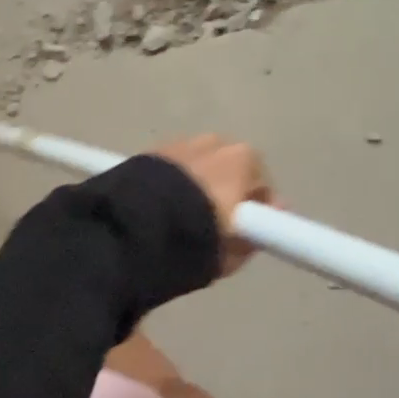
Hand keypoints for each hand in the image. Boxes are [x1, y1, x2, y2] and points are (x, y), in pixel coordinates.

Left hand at [153, 135, 274, 275]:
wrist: (135, 231)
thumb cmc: (195, 240)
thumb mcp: (233, 254)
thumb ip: (253, 238)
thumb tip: (264, 223)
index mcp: (245, 160)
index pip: (259, 188)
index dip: (252, 212)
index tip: (239, 233)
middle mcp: (215, 143)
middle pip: (227, 172)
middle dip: (221, 194)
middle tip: (206, 227)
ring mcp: (179, 144)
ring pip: (196, 168)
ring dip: (193, 186)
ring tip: (177, 219)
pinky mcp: (147, 154)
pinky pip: (169, 171)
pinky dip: (168, 184)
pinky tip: (157, 209)